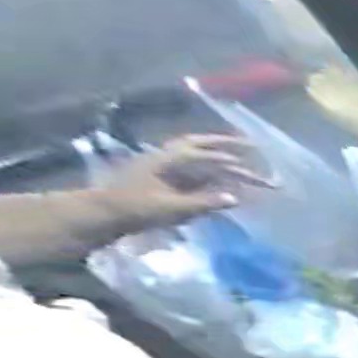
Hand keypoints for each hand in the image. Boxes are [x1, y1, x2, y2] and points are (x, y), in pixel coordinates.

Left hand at [99, 135, 270, 233]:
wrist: (107, 214)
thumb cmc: (137, 209)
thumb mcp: (171, 208)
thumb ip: (204, 202)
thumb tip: (236, 198)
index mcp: (161, 161)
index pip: (195, 154)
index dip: (220, 159)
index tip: (244, 165)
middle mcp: (164, 158)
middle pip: (195, 144)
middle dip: (222, 143)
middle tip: (250, 143)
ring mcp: (166, 167)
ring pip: (198, 155)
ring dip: (222, 154)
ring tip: (246, 155)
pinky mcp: (170, 179)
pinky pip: (198, 169)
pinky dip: (217, 169)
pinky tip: (232, 173)